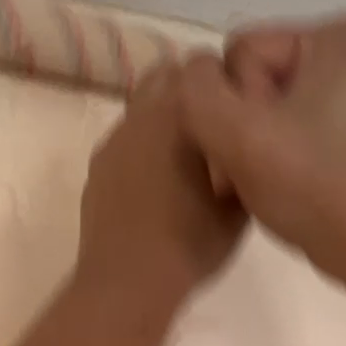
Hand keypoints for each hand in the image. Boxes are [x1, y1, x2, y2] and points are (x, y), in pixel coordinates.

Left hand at [73, 58, 246, 319]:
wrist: (126, 281)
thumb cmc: (190, 243)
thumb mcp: (239, 206)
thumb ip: (245, 160)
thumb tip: (249, 142)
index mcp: (179, 113)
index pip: (201, 63)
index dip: (223, 78)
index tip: (239, 104)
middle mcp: (141, 115)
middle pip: (165, 75)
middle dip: (190, 88)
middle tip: (214, 123)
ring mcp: (113, 140)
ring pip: (140, 105)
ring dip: (163, 116)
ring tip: (185, 154)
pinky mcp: (97, 166)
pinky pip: (124, 137)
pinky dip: (141, 144)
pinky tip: (155, 180)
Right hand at [175, 15, 345, 278]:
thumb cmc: (315, 187)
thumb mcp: (237, 133)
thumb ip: (195, 90)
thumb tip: (191, 74)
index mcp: (339, 35)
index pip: (240, 51)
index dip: (231, 105)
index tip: (251, 149)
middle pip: (253, 77)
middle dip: (241, 126)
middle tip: (251, 172)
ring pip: (266, 106)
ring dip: (251, 145)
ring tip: (262, 182)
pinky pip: (290, 127)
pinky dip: (276, 155)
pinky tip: (283, 183)